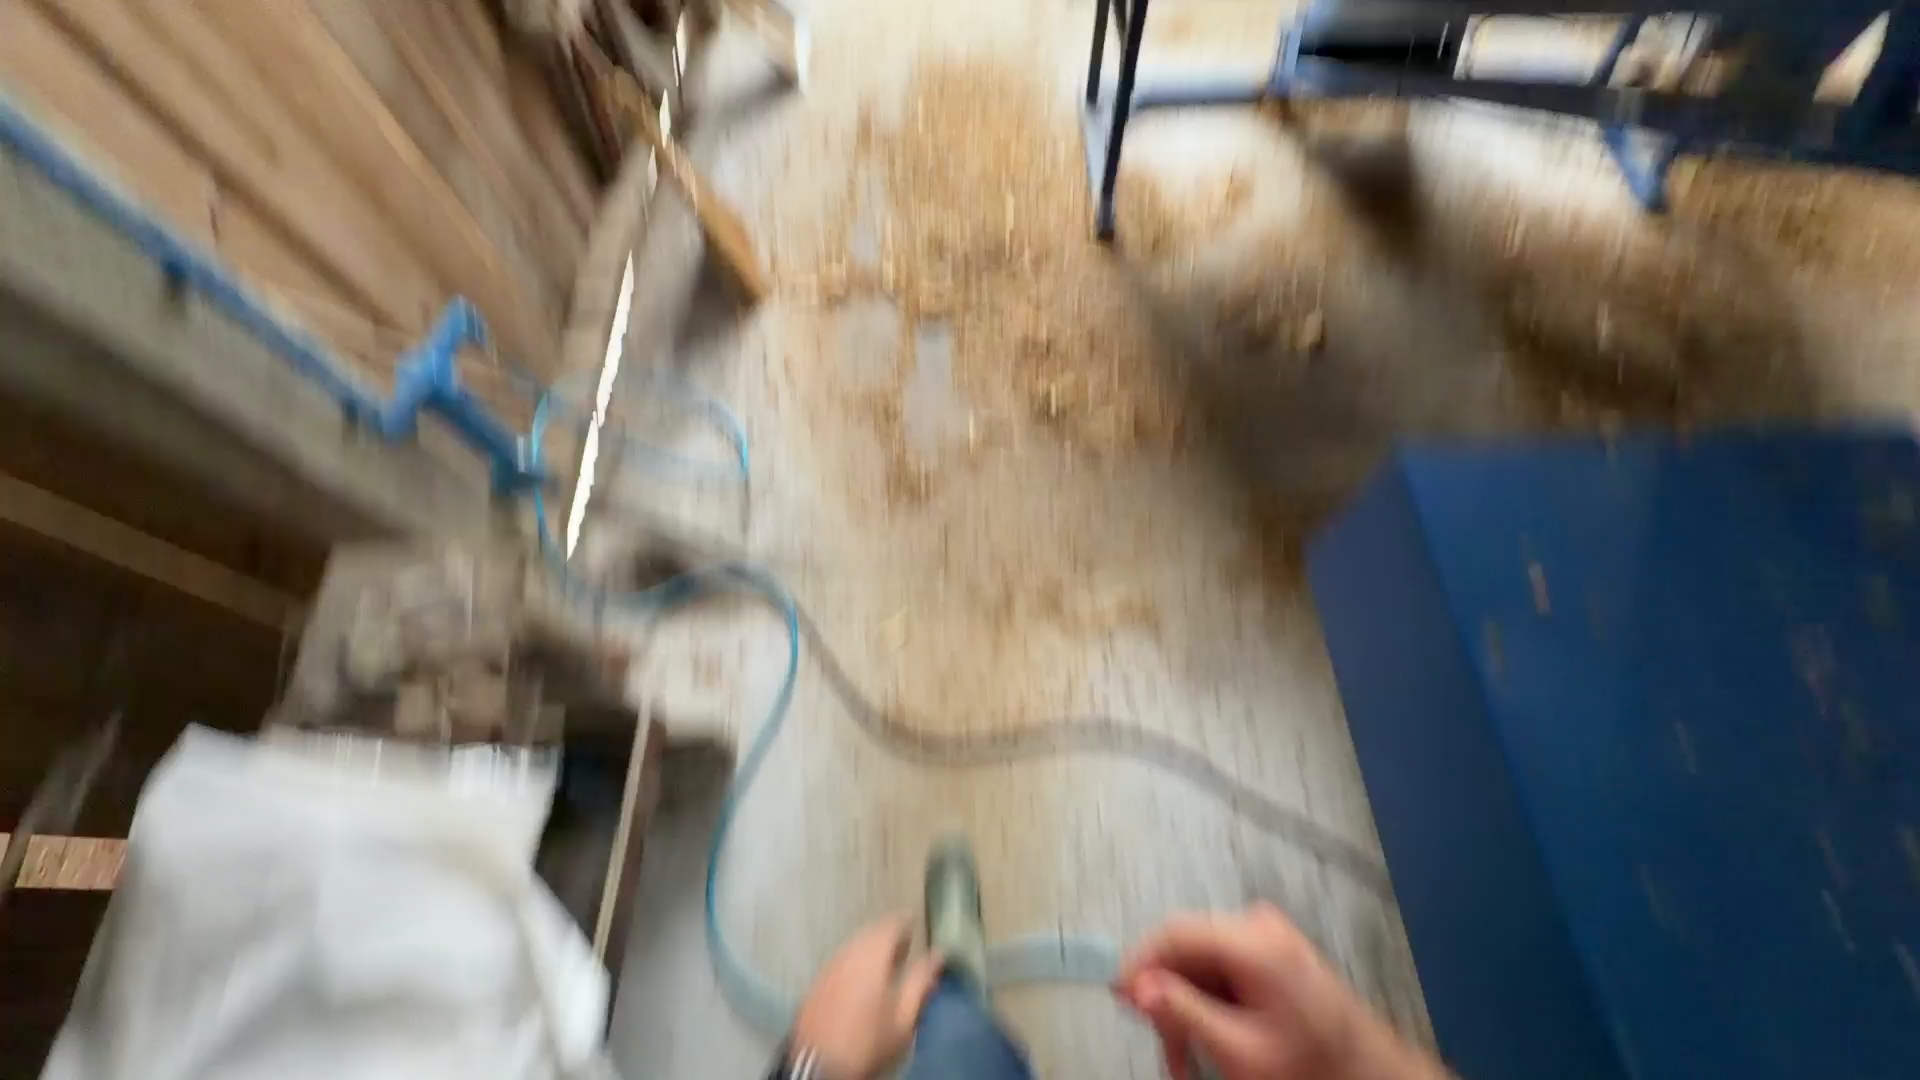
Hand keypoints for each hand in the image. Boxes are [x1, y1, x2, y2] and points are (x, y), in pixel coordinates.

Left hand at [791, 917, 943, 1079]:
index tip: (918, 929)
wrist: (817, 1066)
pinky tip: (864, 980)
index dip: (907, 923)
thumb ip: (922, 981)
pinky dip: (857, 962)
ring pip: (857, 944)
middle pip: (873, 931)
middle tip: (905, 949)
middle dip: (890, 936)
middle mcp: (849, 949)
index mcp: (873, 952)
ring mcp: (830, 964)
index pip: (893, 922)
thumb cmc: (868, 1039)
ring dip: (873, 949)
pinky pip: (844, 959)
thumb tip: (938, 954)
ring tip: (888, 966)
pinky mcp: (818, 981)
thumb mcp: (904, 1016)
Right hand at [1115, 905, 1447, 1079]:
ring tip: (1186, 1060)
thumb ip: (1184, 1013)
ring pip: (1199, 963)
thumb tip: (1135, 987)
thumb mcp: (1241, 1049)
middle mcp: (1258, 925)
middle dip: (1167, 999)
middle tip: (1160, 1045)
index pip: (1174, 931)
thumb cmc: (1316, 1067)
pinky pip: (1219, 969)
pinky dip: (1208, 1004)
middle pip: (1186, 949)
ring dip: (1186, 1009)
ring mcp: (1266, 935)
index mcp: (1254, 940)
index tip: (1119, 994)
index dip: (1139, 961)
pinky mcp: (1269, 951)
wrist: (1375, 1078)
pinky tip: (1208, 1041)